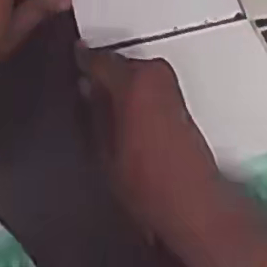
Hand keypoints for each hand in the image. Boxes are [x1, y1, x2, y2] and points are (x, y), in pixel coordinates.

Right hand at [78, 47, 266, 266]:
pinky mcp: (181, 99)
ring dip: (122, 84)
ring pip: (135, 72)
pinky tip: (128, 116)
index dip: (81, 60)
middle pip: (118, 63)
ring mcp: (170, 85)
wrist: (192, 207)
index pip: (97, 59)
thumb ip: (92, 112)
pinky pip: (150, 83)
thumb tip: (87, 92)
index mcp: (131, 81)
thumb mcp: (104, 152)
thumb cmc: (153, 186)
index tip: (74, 59)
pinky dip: (137, 92)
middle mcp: (154, 75)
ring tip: (108, 109)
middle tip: (88, 90)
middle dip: (103, 75)